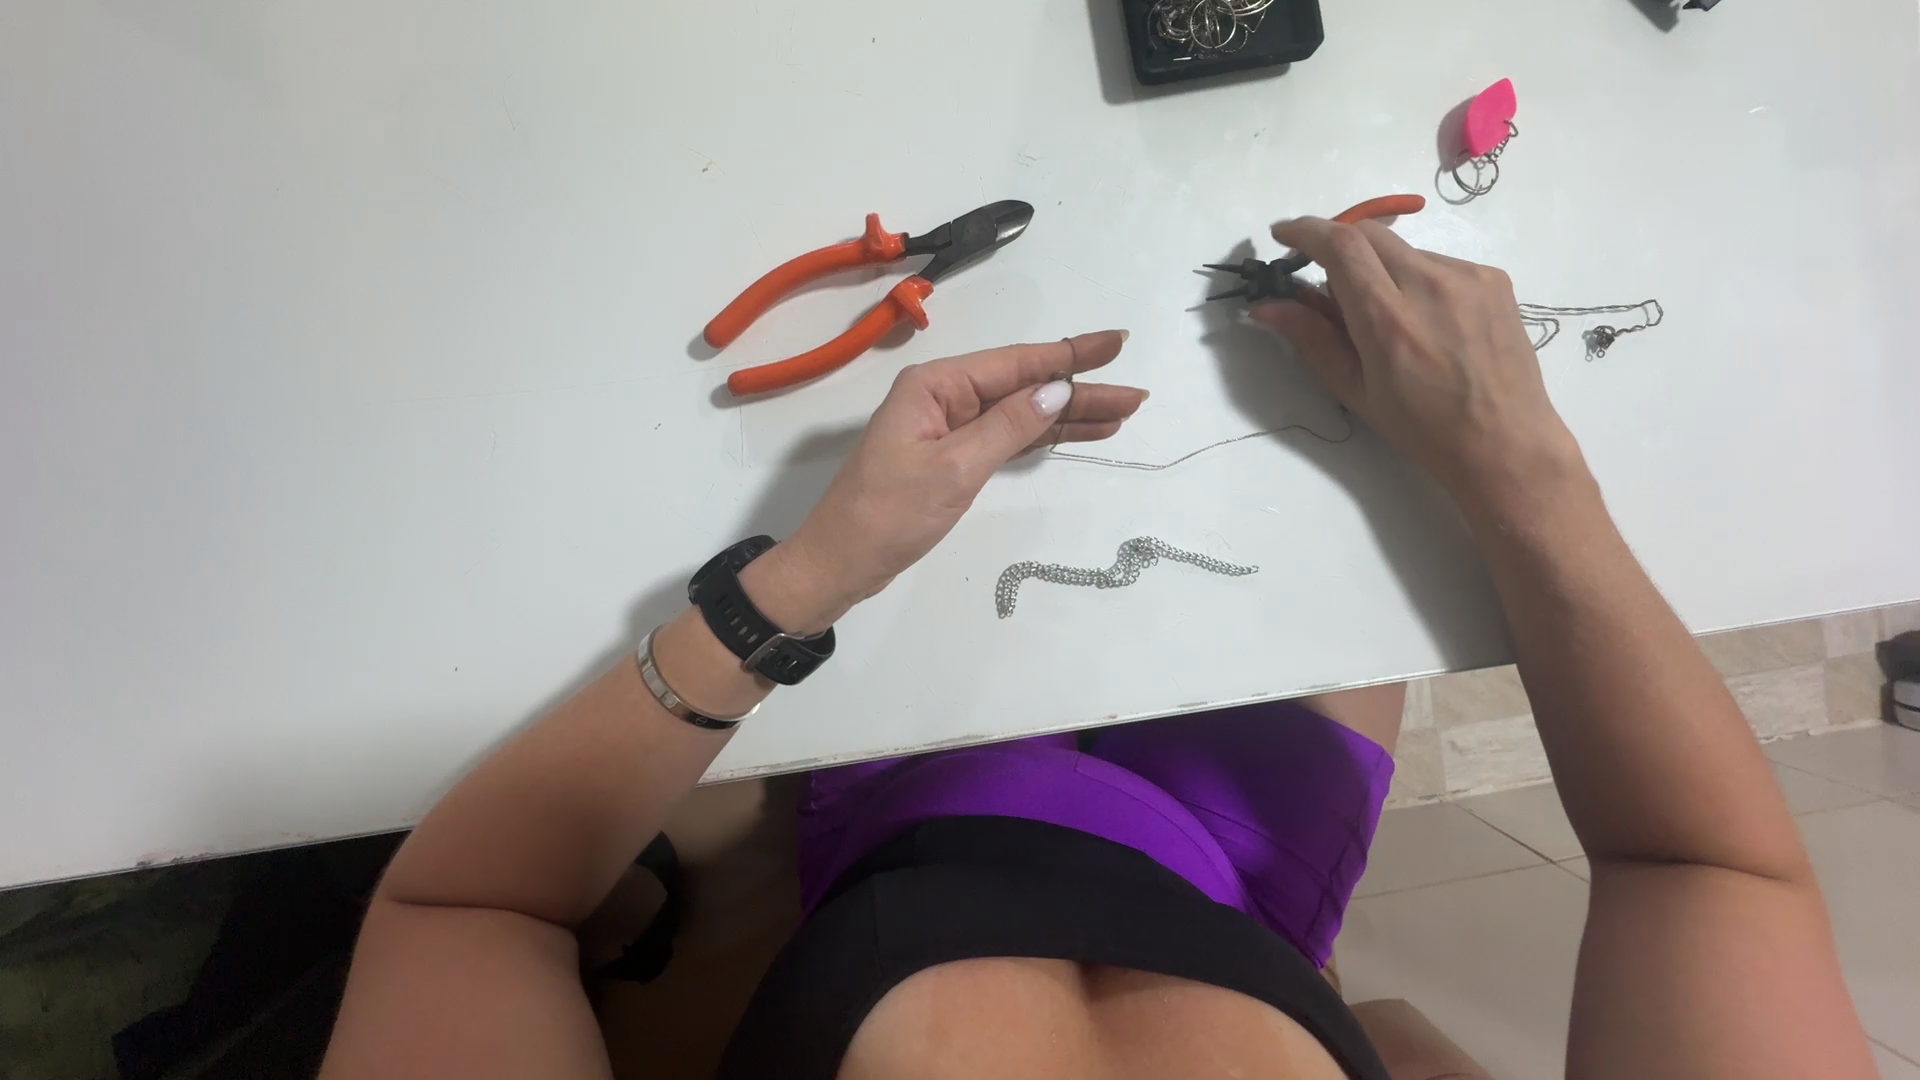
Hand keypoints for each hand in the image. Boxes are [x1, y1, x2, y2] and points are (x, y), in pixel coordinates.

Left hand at [745, 331, 1145, 631]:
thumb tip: (1059, 391)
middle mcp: (944, 398)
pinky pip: (1007, 439)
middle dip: (1079, 390)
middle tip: (1135, 395)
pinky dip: (1042, 439)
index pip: (1015, 363)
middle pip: (1023, 387)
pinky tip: (1079, 436)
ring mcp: (949, 430)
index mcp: (936, 386)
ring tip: (1121, 415)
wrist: (841, 564)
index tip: (1117, 342)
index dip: (1070, 355)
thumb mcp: (953, 469)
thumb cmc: (888, 515)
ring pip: (1020, 414)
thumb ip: (1008, 426)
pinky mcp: (953, 460)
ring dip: (1068, 417)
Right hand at [1247, 218, 1585, 511]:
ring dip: (1374, 268)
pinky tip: (1417, 320)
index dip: (1306, 231)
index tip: (1282, 235)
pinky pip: (1434, 263)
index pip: (1342, 247)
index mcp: (1388, 320)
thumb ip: (1310, 339)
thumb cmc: (1418, 425)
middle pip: (1369, 234)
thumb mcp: (1353, 389)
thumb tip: (1265, 307)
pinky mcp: (1492, 277)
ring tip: (1376, 317)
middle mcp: (1431, 284)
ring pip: (1401, 250)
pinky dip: (1409, 279)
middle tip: (1317, 277)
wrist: (1504, 439)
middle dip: (1335, 244)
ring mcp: (1468, 276)